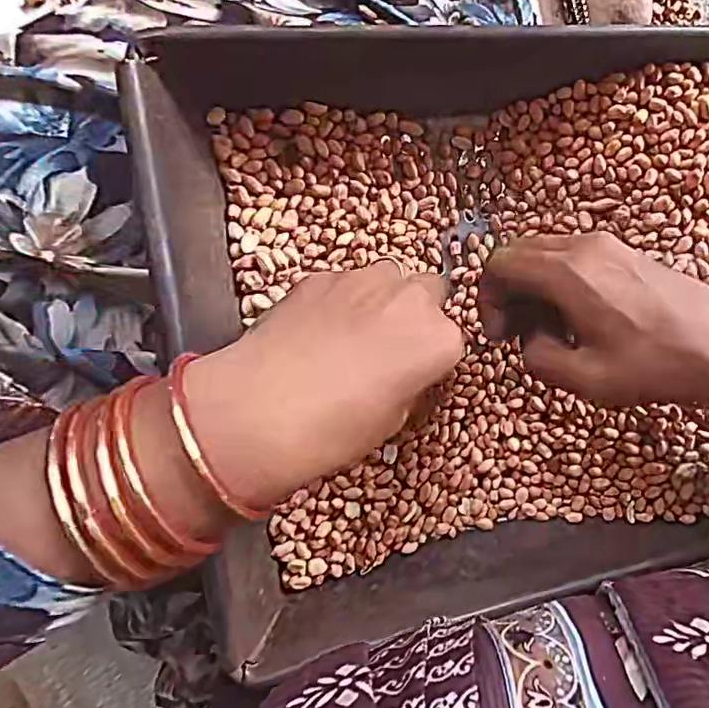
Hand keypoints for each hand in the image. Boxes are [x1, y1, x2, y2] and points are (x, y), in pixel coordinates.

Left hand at [184, 262, 464, 509]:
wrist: (254, 413)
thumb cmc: (330, 430)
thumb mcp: (393, 419)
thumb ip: (413, 380)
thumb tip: (408, 368)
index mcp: (437, 338)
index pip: (454, 336)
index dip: (435, 355)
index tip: (421, 370)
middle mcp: (408, 298)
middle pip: (431, 291)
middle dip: (418, 313)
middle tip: (392, 347)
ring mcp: (362, 280)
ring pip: (389, 278)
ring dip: (383, 300)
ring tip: (355, 335)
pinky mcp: (320, 276)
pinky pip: (346, 282)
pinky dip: (343, 299)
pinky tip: (320, 330)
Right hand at [476, 232, 708, 407]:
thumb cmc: (662, 365)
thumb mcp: (589, 380)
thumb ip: (539, 358)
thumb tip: (530, 341)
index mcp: (569, 273)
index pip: (499, 263)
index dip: (486, 299)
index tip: (499, 333)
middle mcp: (585, 246)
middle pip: (519, 253)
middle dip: (507, 292)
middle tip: (518, 333)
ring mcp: (609, 245)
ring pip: (545, 254)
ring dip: (533, 288)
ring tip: (553, 331)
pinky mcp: (626, 253)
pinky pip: (573, 257)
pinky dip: (560, 282)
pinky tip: (581, 319)